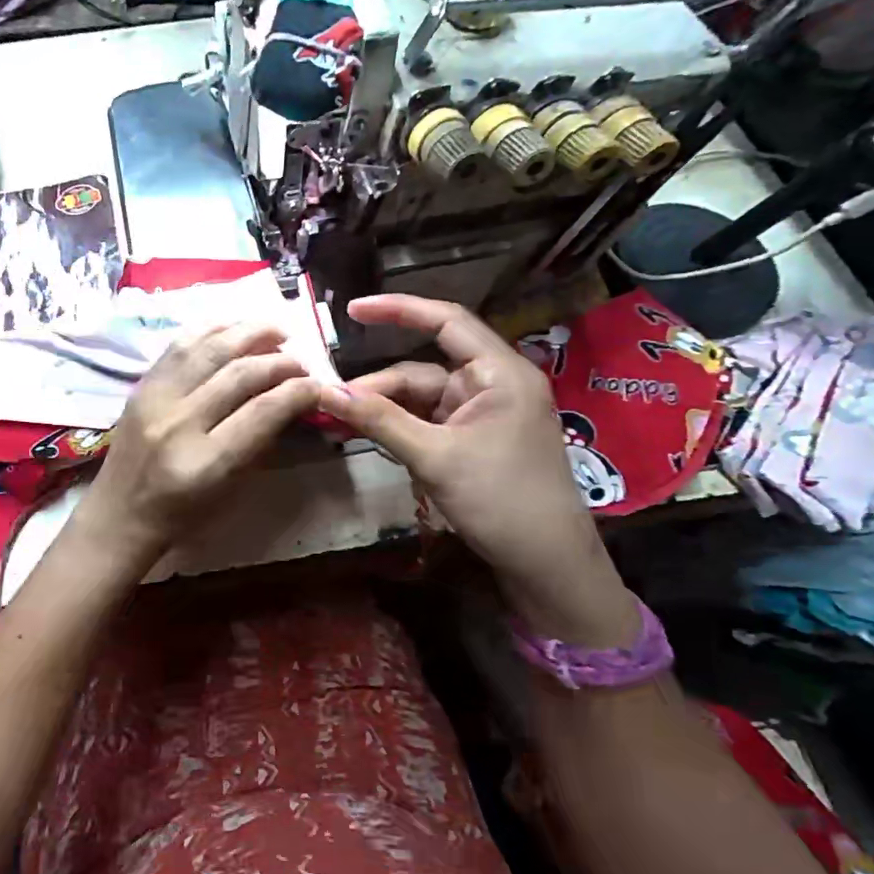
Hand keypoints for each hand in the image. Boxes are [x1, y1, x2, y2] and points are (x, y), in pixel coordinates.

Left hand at [80, 323, 321, 563]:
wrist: (119, 516)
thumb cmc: (182, 514)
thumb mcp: (231, 490)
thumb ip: (260, 442)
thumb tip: (291, 400)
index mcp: (205, 462)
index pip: (263, 411)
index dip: (298, 391)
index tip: (318, 384)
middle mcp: (178, 424)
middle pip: (239, 374)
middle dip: (279, 362)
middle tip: (300, 362)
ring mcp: (154, 401)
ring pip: (208, 349)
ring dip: (248, 332)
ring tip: (276, 330)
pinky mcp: (140, 387)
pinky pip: (179, 346)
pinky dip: (211, 330)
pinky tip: (234, 326)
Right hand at [317, 295, 638, 645]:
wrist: (546, 562)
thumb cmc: (501, 501)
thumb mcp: (434, 457)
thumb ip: (380, 420)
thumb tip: (327, 392)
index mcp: (499, 373)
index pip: (446, 321)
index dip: (398, 310)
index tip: (352, 310)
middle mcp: (492, 385)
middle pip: (423, 370)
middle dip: (378, 386)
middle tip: (331, 403)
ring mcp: (483, 414)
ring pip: (422, 399)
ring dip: (385, 411)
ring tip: (342, 424)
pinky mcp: (475, 440)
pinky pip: (429, 422)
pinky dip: (400, 428)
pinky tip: (371, 438)